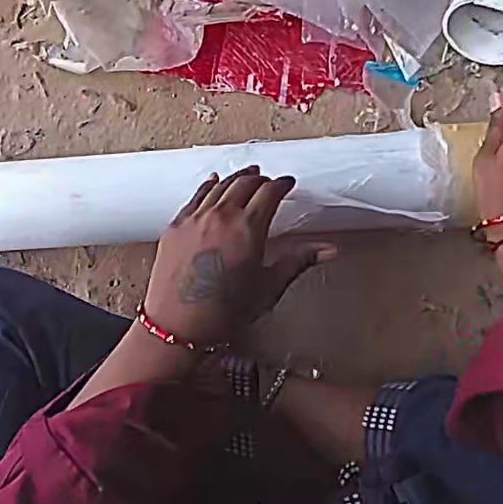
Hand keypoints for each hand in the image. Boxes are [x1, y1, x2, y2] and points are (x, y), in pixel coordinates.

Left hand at [143, 166, 336, 343]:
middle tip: (268, 181)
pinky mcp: (174, 227)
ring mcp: (194, 219)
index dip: (281, 185)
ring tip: (244, 177)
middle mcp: (220, 217)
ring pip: (218, 187)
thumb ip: (297, 261)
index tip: (287, 184)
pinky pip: (194, 198)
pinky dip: (206, 187)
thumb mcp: (268, 287)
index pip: (269, 192)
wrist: (178, 327)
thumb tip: (328, 249)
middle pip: (244, 184)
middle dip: (259, 179)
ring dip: (235, 179)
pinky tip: (212, 183)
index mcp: (248, 228)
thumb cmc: (223, 314)